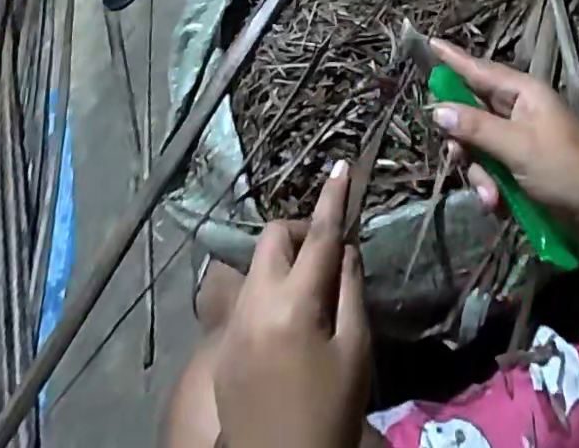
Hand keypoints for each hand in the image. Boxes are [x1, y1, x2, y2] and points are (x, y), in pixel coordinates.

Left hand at [214, 159, 371, 447]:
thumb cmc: (330, 414)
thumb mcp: (356, 352)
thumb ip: (351, 290)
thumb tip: (345, 247)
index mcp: (294, 303)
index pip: (319, 235)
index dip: (333, 197)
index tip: (342, 165)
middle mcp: (256, 301)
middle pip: (274, 237)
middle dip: (301, 231)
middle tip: (327, 255)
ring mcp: (233, 322)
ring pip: (257, 263)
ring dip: (285, 260)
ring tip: (310, 289)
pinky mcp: (222, 343)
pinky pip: (246, 294)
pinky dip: (269, 289)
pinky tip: (287, 322)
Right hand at [429, 38, 578, 227]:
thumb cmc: (568, 172)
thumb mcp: (518, 148)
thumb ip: (475, 127)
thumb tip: (436, 109)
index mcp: (523, 93)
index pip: (479, 69)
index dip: (452, 58)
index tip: (429, 42)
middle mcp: (519, 110)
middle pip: (470, 113)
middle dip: (464, 142)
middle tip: (459, 158)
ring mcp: (520, 138)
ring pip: (477, 145)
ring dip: (479, 172)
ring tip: (492, 199)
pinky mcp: (522, 164)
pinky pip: (491, 166)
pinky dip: (491, 186)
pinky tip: (499, 206)